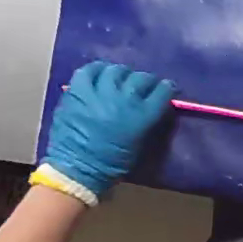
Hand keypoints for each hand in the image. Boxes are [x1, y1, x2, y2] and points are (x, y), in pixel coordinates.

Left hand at [38, 60, 175, 201]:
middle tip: (142, 86)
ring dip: (122, 74)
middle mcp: (124, 99)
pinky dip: (96, 70)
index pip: (162, 91)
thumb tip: (150, 109)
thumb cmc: (110, 166)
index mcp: (142, 116)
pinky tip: (99, 74)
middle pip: (141, 78)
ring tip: (120, 79)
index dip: (166, 88)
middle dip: (145, 81)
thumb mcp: (139, 147)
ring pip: (116, 71)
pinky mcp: (78, 91)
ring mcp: (100, 93)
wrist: (76, 170)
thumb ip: (147, 124)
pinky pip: (89, 71)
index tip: (165, 88)